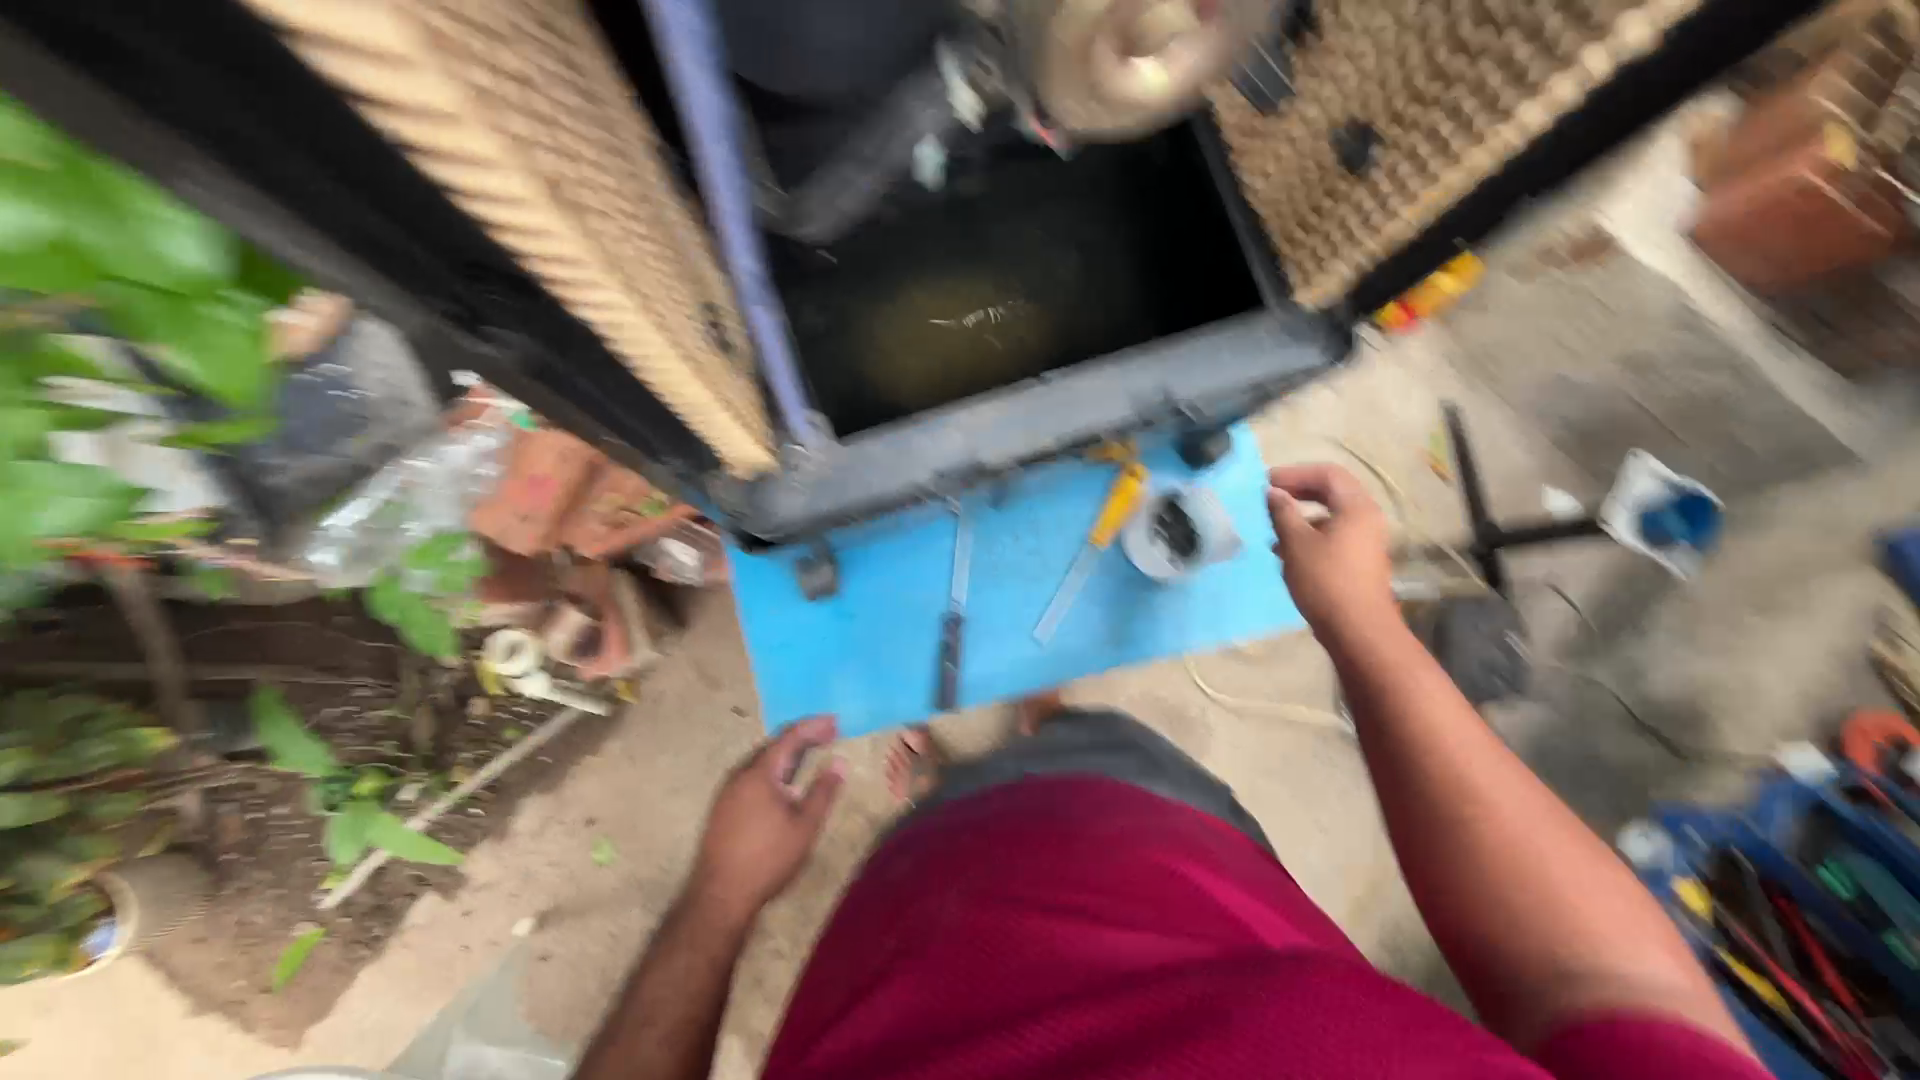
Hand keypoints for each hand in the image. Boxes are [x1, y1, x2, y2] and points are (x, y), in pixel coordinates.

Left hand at [687, 715, 845, 924]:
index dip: (814, 726)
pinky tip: (784, 785)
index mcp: (759, 773)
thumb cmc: (768, 858)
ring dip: (787, 755)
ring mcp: (727, 792)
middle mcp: (739, 775)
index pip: (789, 737)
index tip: (836, 721)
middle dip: (802, 737)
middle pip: (773, 746)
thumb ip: (823, 791)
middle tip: (828, 735)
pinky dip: (774, 771)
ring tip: (810, 755)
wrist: (719, 896)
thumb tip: (839, 762)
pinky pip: (752, 777)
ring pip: (761, 762)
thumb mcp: (805, 825)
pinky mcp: (723, 809)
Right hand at [1267, 464, 1399, 644]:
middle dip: (1298, 491)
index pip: (1327, 473)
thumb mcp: (1296, 543)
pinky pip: (1334, 533)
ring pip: (1331, 514)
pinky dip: (1310, 533)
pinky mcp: (1360, 558)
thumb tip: (1273, 493)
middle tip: (1268, 498)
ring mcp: (1366, 539)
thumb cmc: (1325, 580)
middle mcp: (1367, 517)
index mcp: (1356, 507)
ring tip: (1273, 526)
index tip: (1266, 483)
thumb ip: (1283, 512)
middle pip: (1332, 491)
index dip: (1294, 473)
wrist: (1357, 628)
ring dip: (1301, 514)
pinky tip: (1286, 550)